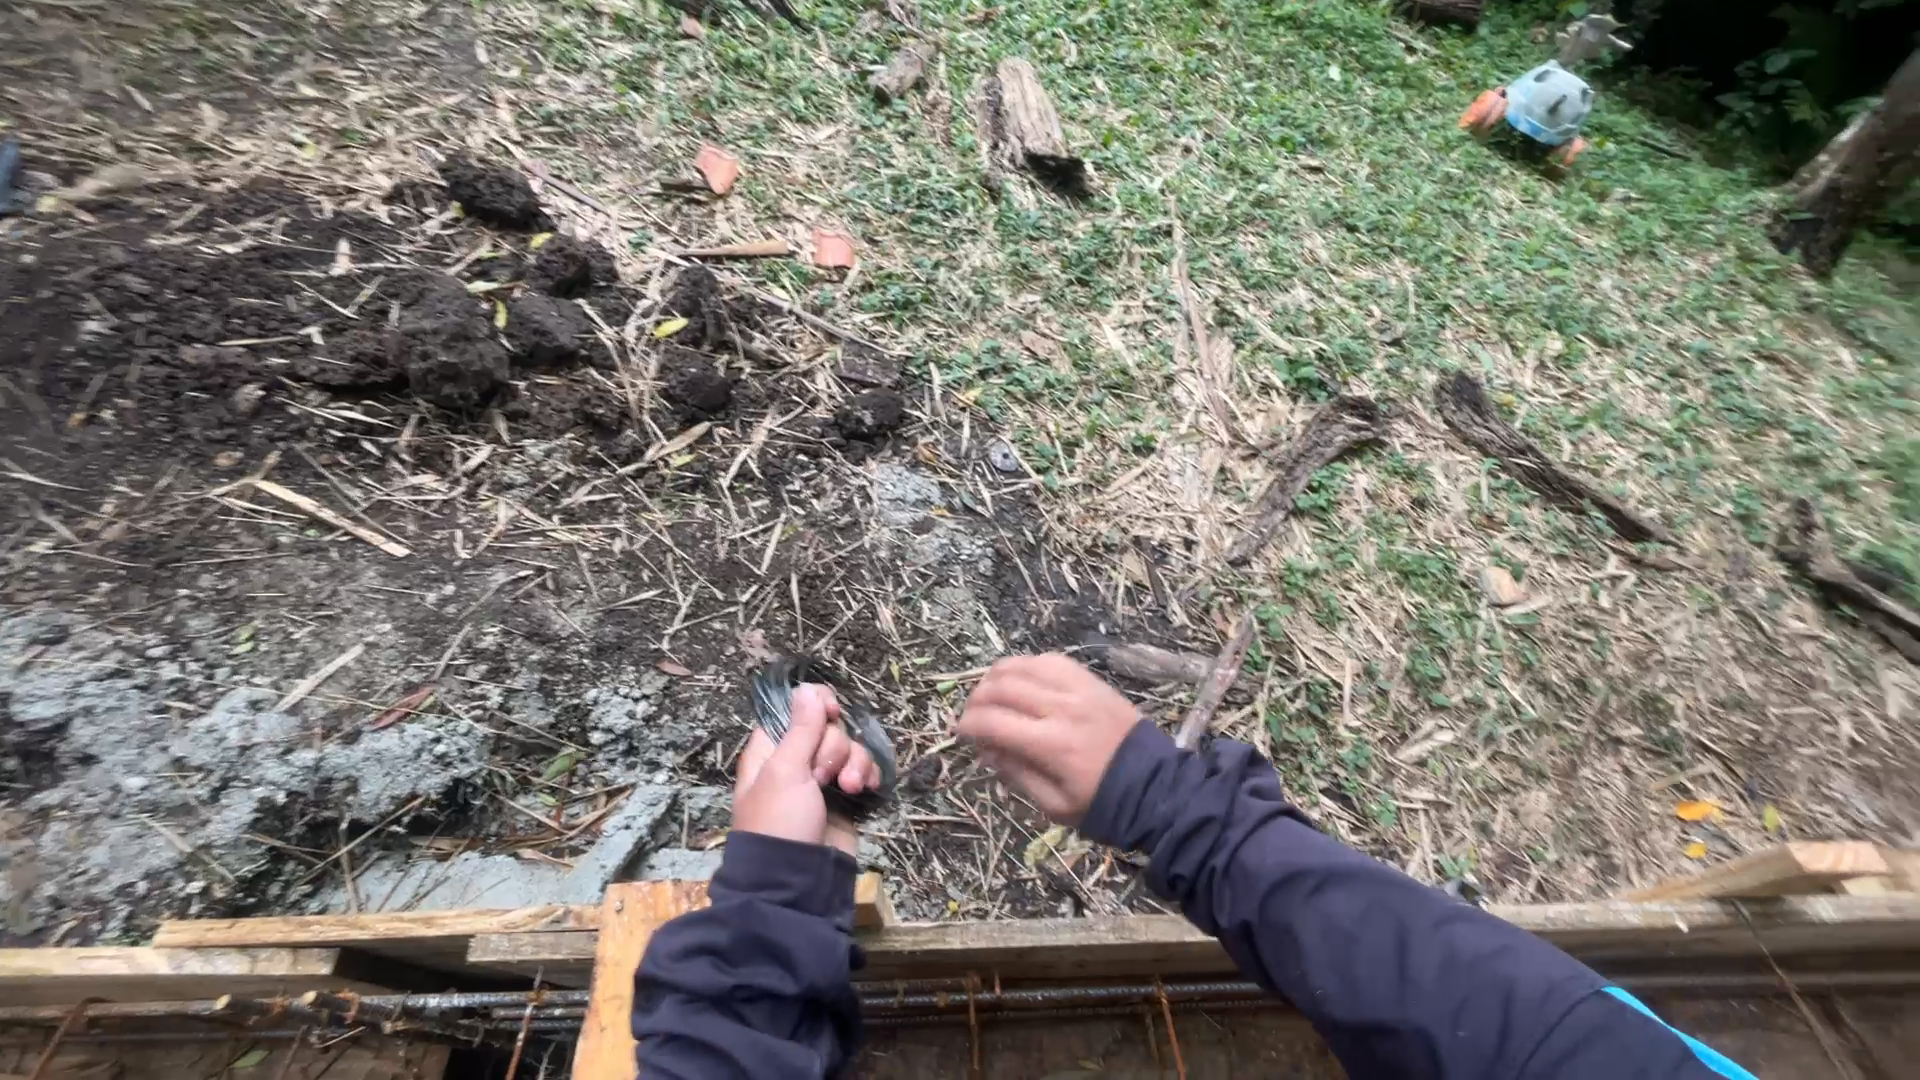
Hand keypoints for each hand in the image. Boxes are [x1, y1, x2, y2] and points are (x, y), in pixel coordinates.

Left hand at [732, 683, 881, 857]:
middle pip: (828, 728)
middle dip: (835, 747)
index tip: (831, 713)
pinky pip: (863, 771)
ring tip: (848, 788)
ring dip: (855, 763)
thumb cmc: (780, 823)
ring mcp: (822, 781)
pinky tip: (865, 789)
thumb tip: (807, 688)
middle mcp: (796, 761)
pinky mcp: (844, 798)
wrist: (799, 883)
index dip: (816, 706)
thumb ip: (802, 729)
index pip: (796, 709)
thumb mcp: (785, 772)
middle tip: (823, 775)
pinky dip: (868, 776)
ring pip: (849, 749)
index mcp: (771, 750)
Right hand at [956, 654, 1138, 824]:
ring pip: (1022, 665)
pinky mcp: (1090, 679)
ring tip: (990, 696)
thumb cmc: (1104, 804)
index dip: (968, 725)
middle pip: (1002, 687)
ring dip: (995, 677)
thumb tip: (986, 752)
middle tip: (972, 717)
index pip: (994, 722)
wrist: (1158, 787)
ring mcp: (1077, 687)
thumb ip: (1016, 776)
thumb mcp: (1055, 807)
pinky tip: (1019, 681)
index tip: (960, 734)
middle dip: (976, 700)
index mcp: (1053, 745)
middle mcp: (1062, 708)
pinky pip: (1048, 659)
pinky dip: (1025, 666)